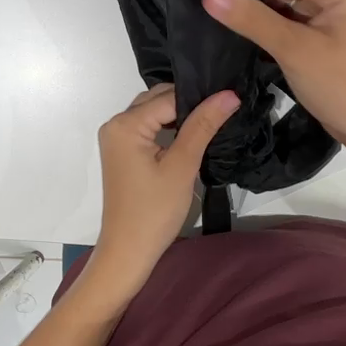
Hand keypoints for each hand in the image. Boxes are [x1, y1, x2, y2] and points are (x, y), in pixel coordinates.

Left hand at [94, 84, 238, 273]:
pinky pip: (147, 128)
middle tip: (223, 111)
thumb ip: (203, 126)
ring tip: (212, 122)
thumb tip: (228, 95)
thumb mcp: (182, 165)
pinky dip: (168, 128)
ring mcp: (116, 138)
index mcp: (125, 124)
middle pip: (158, 100)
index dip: (200, 98)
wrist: (129, 249)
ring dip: (179, 116)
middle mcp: (115, 124)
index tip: (231, 100)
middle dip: (189, 103)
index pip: (169, 97)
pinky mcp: (122, 151)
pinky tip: (191, 136)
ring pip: (153, 113)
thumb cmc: (154, 211)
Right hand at [202, 0, 345, 156]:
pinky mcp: (322, 27)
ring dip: (252, 8)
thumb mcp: (293, 50)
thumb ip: (251, 19)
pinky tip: (235, 27)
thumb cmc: (341, 87)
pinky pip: (287, 15)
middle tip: (202, 1)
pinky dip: (265, 23)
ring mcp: (331, 8)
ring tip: (211, 12)